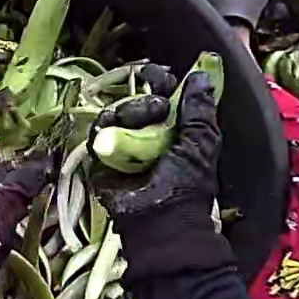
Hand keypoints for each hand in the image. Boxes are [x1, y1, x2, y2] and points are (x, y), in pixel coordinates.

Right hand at [108, 71, 233, 279]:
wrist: (162, 224)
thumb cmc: (187, 186)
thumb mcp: (201, 144)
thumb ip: (200, 109)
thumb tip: (201, 75)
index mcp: (173, 128)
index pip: (162, 93)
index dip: (160, 80)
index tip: (162, 77)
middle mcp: (146, 133)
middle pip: (136, 97)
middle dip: (147, 95)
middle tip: (159, 106)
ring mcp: (122, 144)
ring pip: (117, 111)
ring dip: (130, 111)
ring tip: (143, 125)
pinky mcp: (100, 157)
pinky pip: (97, 132)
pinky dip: (105, 126)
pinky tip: (115, 131)